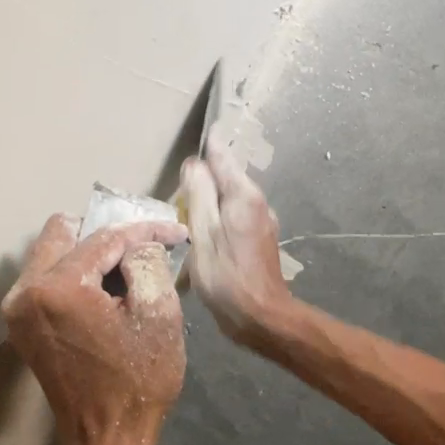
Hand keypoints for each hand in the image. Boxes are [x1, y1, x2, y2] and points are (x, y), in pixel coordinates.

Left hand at [1, 216, 188, 444]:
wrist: (107, 436)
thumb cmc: (139, 379)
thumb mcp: (159, 313)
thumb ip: (147, 261)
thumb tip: (141, 244)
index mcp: (58, 287)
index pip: (104, 237)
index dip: (145, 230)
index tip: (178, 232)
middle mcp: (25, 291)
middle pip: (65, 233)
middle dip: (109, 236)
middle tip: (146, 249)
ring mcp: (18, 309)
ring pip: (53, 253)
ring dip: (92, 254)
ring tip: (130, 271)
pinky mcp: (23, 325)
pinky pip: (48, 278)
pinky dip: (78, 274)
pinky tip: (110, 291)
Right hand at [180, 143, 290, 345]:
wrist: (261, 316)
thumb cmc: (227, 275)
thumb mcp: (202, 232)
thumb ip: (199, 194)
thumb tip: (195, 163)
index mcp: (244, 196)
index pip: (224, 157)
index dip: (211, 144)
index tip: (206, 127)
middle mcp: (258, 204)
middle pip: (228, 179)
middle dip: (207, 175)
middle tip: (182, 178)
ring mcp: (262, 223)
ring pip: (231, 201)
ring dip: (211, 200)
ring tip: (188, 207)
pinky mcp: (260, 242)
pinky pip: (235, 219)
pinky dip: (219, 219)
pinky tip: (204, 234)